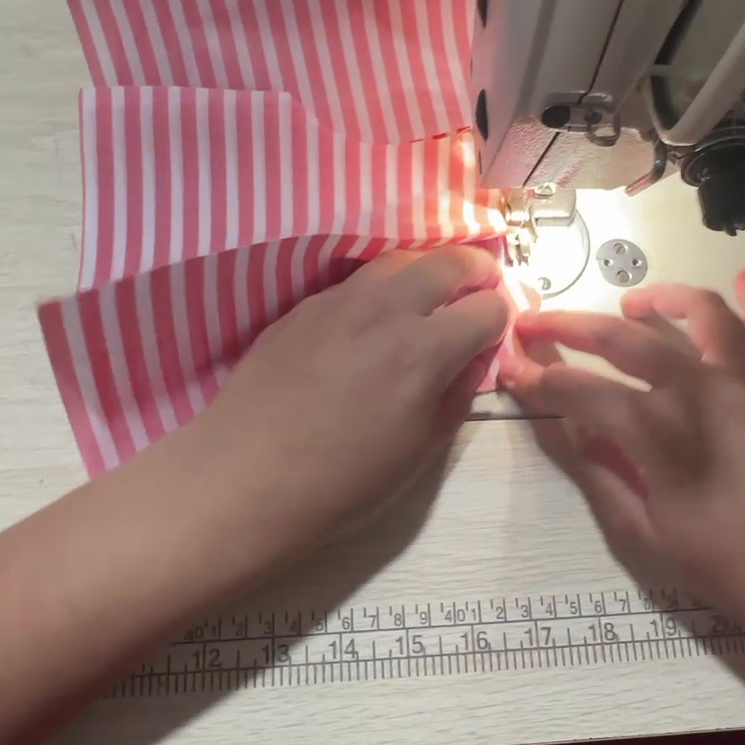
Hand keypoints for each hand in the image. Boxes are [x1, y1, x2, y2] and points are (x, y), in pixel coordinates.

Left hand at [184, 245, 510, 549]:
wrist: (242, 478)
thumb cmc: (339, 484)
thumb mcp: (418, 454)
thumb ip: (455, 396)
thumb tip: (472, 360)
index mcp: (423, 350)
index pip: (488, 307)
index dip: (501, 321)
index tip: (494, 337)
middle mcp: (385, 309)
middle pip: (449, 261)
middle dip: (477, 271)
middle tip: (480, 290)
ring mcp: (338, 301)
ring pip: (399, 260)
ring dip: (427, 271)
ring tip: (428, 298)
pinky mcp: (303, 307)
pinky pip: (356, 281)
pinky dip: (381, 288)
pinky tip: (371, 321)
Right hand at [499, 273, 744, 644]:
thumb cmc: (733, 571)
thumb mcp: (648, 536)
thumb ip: (602, 474)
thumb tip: (572, 429)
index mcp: (657, 433)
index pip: (579, 391)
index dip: (537, 378)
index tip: (512, 368)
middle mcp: (700, 389)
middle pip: (623, 339)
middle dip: (570, 325)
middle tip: (539, 319)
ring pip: (701, 312)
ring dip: (659, 297)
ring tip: (632, 303)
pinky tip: (743, 283)